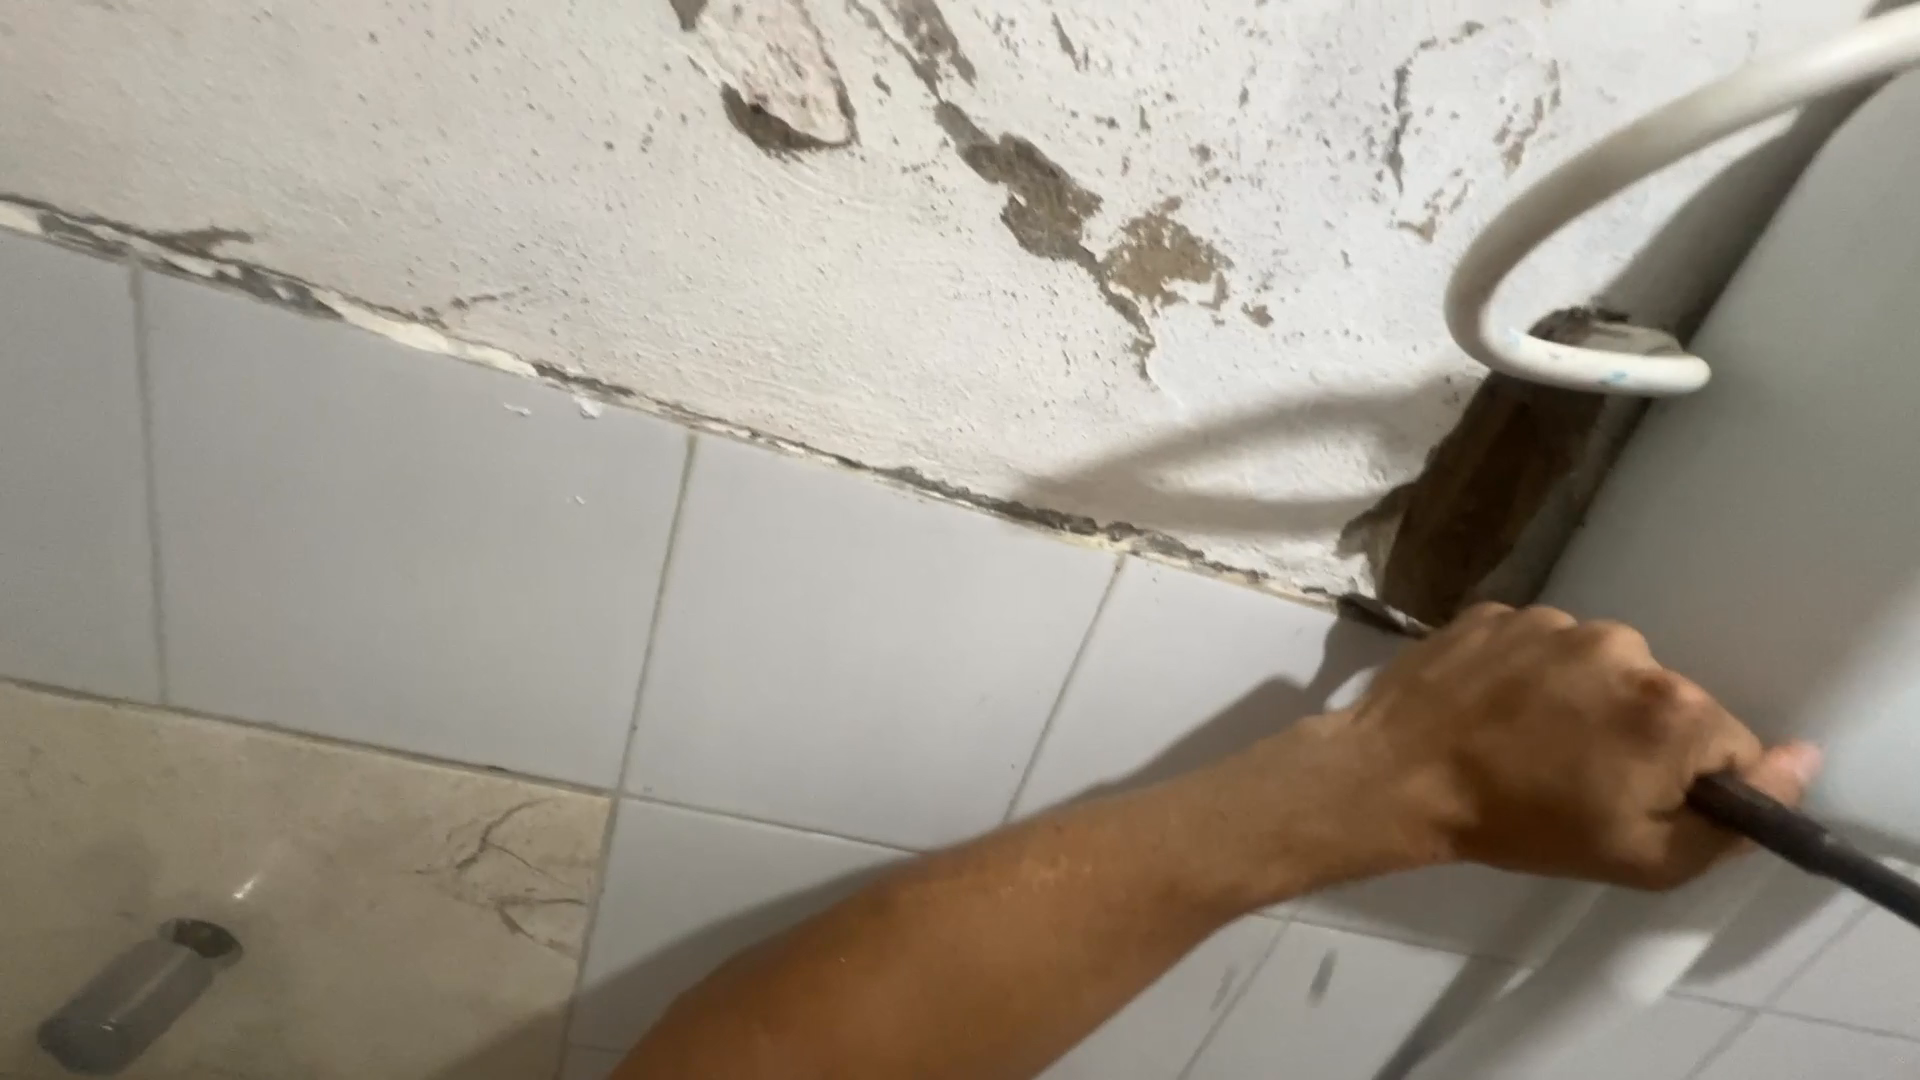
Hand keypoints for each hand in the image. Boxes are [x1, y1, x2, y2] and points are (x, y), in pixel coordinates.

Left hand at [1332, 603, 1820, 888]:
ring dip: (1570, 693)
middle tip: (1561, 766)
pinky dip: (1519, 668)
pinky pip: (1529, 643)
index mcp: (1669, 703)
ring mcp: (1542, 621)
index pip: (1720, 742)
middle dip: (1625, 729)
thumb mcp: (1645, 855)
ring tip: (1516, 732)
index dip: (1679, 777)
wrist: (1394, 774)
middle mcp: (1616, 645)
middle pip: (1653, 694)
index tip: (1622, 792)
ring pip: (1590, 664)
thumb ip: (1738, 817)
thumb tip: (1798, 759)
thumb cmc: (1516, 822)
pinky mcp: (1487, 612)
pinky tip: (1485, 701)